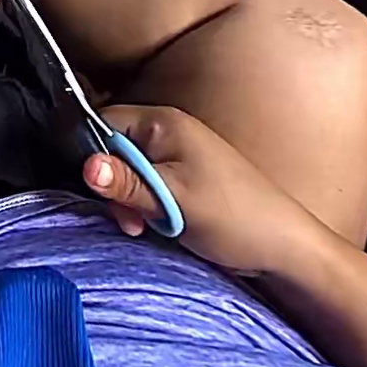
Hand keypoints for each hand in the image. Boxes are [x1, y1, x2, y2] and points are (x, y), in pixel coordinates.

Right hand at [82, 105, 334, 275]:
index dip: (93, 153)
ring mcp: (176, 154)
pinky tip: (153, 225)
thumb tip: (85, 166)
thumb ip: (126, 182)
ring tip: (142, 225)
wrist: (282, 245)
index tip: (97, 189)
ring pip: (127, 171)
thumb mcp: (173, 200)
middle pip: (114, 148)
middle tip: (129, 217)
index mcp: (163, 122)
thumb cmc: (232, 215)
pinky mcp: (181, 177)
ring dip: (128, 200)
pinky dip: (143, 206)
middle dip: (112, 184)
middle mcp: (167, 131)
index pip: (104, 122)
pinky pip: (145, 184)